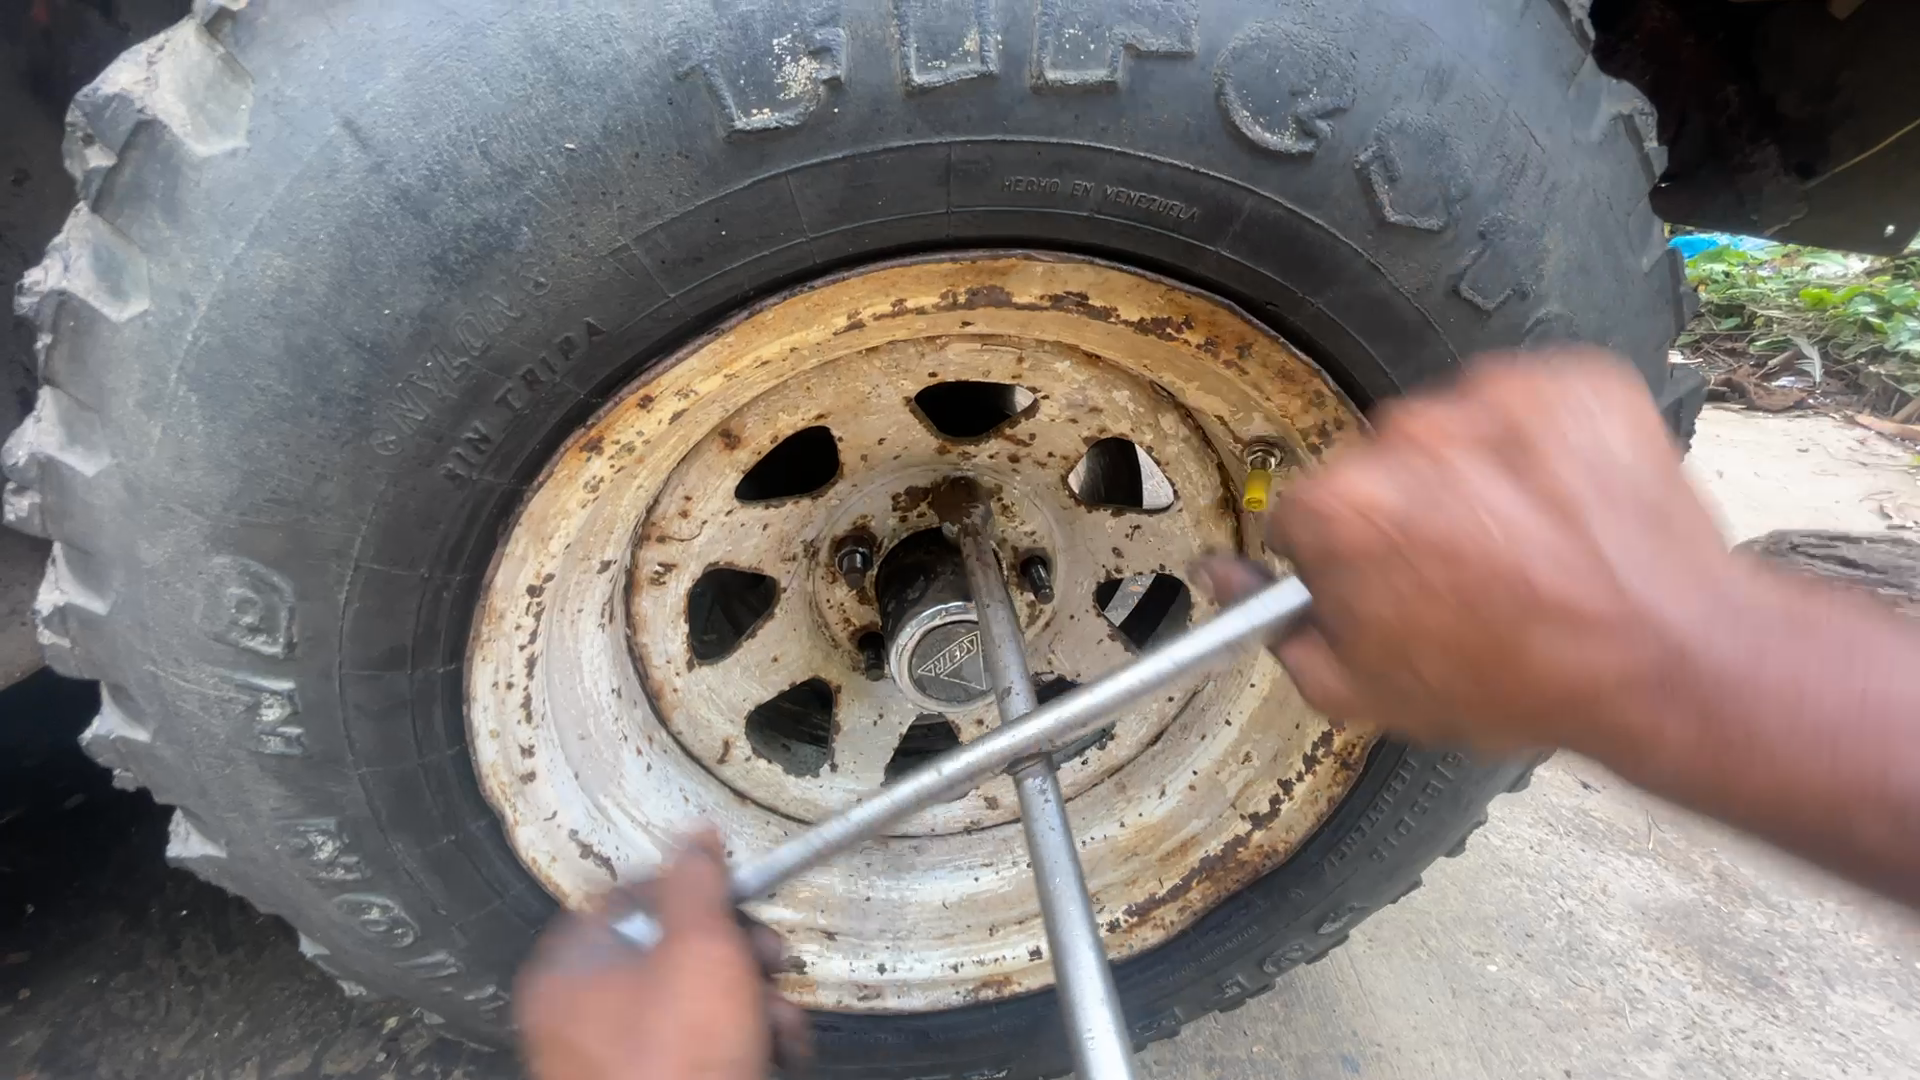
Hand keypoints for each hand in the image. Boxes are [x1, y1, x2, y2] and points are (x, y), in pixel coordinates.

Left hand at [515, 831, 810, 1079]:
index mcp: (571, 969)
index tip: (735, 895)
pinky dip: (740, 1033)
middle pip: (672, 943)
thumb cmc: (681, 1056)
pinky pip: (696, 1036)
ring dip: (752, 995)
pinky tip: (774, 1044)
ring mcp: (614, 1055)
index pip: (631, 892)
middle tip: (771, 958)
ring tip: (780, 1019)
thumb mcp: (699, 946)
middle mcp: (581, 1010)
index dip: (691, 886)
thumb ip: (698, 880)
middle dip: (739, 949)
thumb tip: (696, 833)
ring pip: (695, 990)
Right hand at [1201, 349, 1731, 755]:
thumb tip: (1218, 573)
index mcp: (1336, 507)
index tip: (1377, 580)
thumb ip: (1268, 626)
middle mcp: (1397, 437)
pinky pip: (1512, 400)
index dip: (1335, 556)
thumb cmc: (1507, 678)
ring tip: (1511, 534)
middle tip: (1451, 564)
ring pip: (1436, 432)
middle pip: (1365, 469)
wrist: (1671, 659)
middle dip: (1391, 511)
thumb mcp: (1357, 687)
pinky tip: (1548, 498)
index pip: (1300, 516)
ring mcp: (1485, 399)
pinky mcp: (1563, 381)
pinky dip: (1522, 439)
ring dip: (1456, 473)